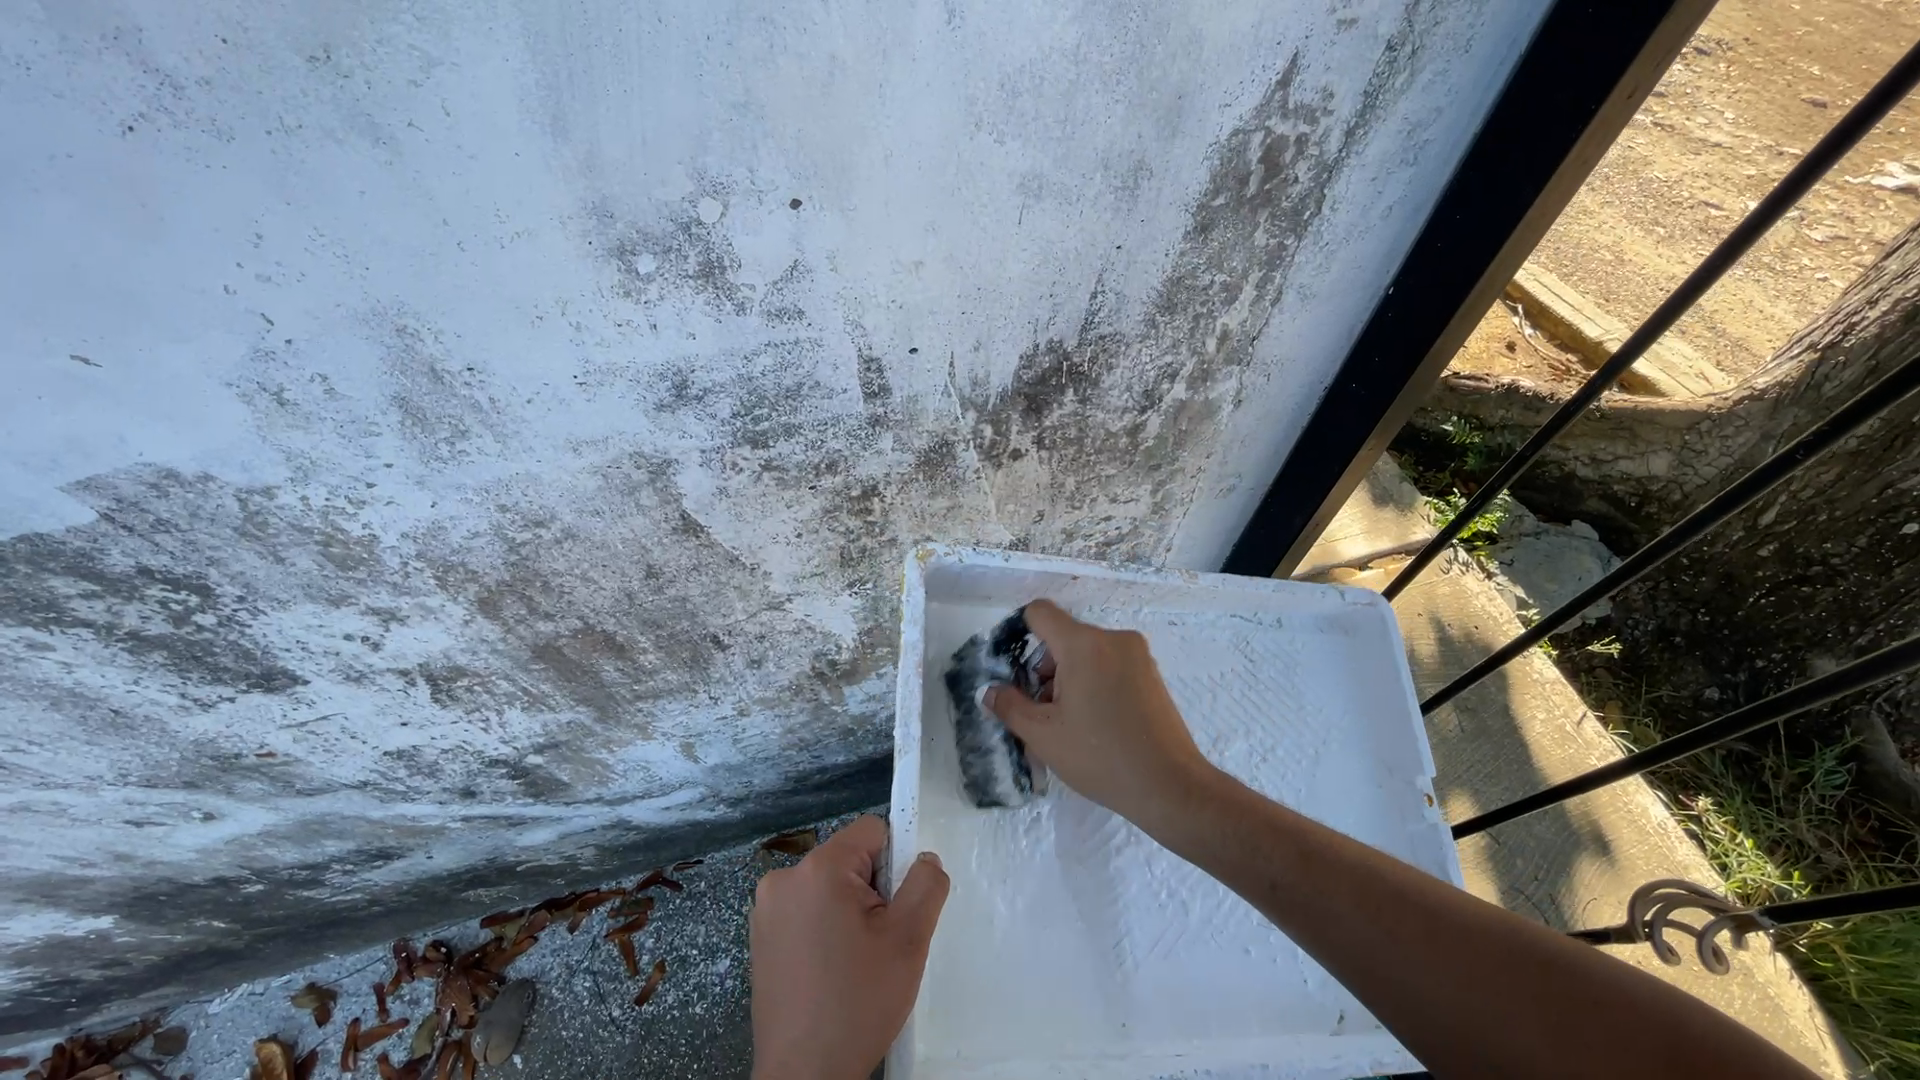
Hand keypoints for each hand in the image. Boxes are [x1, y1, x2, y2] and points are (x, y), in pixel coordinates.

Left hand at [749, 815, 950, 1079]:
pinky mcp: (760, 937)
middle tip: (877, 943)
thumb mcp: (909, 939)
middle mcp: (783, 878)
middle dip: (871, 892)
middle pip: (848, 860)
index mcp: (817, 869)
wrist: (804, 1073)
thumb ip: (926, 884)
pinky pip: (806, 912)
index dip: (894, 863)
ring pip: (828, 887)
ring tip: (854, 963)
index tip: (895, 907)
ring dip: (848, 913)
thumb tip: (924, 858)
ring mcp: (765, 909)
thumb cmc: (858, 1002)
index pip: (871, 831)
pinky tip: (830, 973)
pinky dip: (824, 931)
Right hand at [983, 599, 1215, 828]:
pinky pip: (1108, 667)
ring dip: (1067, 682)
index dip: (1018, 635)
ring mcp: (1138, 656)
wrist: (1170, 787)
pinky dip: (1092, 686)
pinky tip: (1093, 727)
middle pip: (1062, 638)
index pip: (1039, 613)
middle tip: (1040, 714)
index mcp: (1084, 645)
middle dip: (1043, 671)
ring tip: (1066, 727)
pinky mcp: (1152, 675)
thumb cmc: (1101, 757)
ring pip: (1086, 655)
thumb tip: (990, 691)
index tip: (1013, 674)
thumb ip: (1009, 706)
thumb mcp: (1042, 735)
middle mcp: (1114, 639)